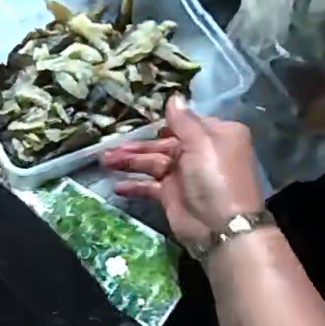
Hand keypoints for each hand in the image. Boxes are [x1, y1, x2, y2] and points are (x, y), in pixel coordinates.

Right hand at [101, 96, 265, 252]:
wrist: (220, 228)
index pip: (186, 122)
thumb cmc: (215, 177)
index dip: (163, 122)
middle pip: (163, 143)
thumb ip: (183, 120)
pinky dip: (134, 184)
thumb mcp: (201, 142)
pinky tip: (116, 186)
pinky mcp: (172, 196)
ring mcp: (185, 175)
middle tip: (108, 146)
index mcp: (216, 135)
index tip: (137, 121)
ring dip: (129, 162)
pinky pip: (149, 185)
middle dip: (137, 145)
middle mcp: (200, 152)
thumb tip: (174, 97)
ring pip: (152, 163)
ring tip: (104, 161)